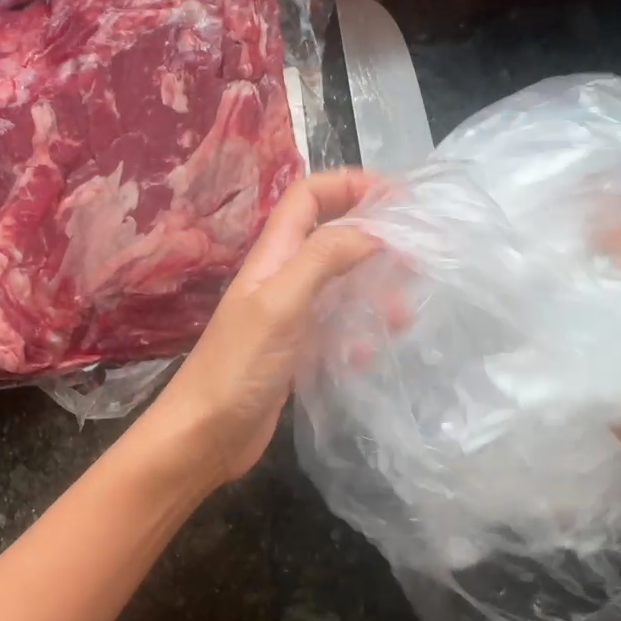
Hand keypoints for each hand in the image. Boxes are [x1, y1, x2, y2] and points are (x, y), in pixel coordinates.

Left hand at [132, 169, 381, 489]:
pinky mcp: (293, 358)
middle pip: (330, 240)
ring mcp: (285, 322)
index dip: (349, 184)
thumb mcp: (280, 303)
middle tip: (417, 263)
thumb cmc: (237, 368)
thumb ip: (322, 258)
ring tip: (404, 316)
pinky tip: (371, 355)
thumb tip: (373, 228)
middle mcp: (277, 283)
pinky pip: (334, 334)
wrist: (203, 436)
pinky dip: (358, 337)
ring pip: (338, 289)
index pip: (307, 198)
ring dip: (374, 294)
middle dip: (375, 242)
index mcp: (270, 259)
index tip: (400, 197)